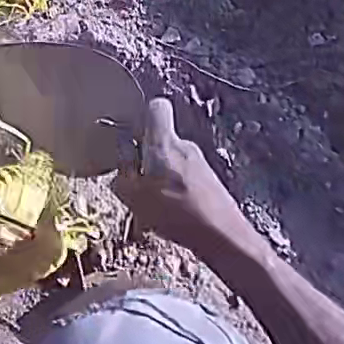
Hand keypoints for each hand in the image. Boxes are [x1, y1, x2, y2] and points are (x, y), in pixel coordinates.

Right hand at [114, 97, 255, 256]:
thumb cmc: (176, 214)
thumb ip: (122, 171)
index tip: (131, 135)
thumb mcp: (133, 195)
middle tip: (135, 183)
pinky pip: (183, 177)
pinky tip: (171, 214)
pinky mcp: (209, 180)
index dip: (142, 116)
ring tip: (153, 205)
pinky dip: (173, 191)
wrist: (222, 236)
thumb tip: (121, 156)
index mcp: (163, 143)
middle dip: (145, 157)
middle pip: (160, 139)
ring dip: (158, 178)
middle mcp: (185, 146)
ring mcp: (200, 163)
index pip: (157, 107)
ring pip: (170, 161)